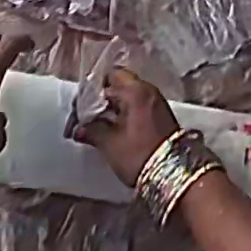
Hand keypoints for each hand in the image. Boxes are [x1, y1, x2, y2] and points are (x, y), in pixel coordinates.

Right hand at [72, 68, 181, 186]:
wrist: (172, 171)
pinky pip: (138, 102)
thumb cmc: (138, 153)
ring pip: (130, 92)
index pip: (109, 79)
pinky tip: (114, 124)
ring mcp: (156, 99)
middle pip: (120, 82)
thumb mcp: (110, 143)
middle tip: (87, 112)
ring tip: (97, 120)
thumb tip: (78, 127)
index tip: (80, 106)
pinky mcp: (160, 111)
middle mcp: (147, 88)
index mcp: (135, 90)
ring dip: (114, 103)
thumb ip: (92, 130)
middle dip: (103, 95)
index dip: (92, 91)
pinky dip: (125, 108)